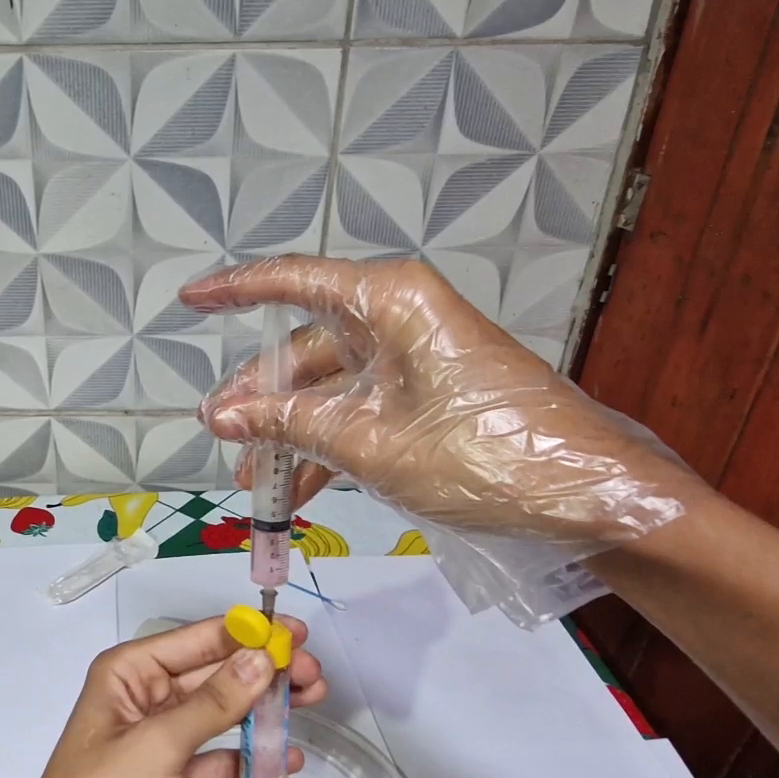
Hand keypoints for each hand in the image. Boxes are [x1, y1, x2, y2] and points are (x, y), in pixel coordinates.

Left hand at [5, 616, 327, 777]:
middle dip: (264, 672)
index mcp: (130, 672)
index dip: (250, 633)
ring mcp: (159, 738)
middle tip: (315, 677)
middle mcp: (145, 696)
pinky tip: (285, 760)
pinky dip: (248, 756)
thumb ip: (215, 701)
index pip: (199, 640)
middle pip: (215, 674)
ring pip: (221, 712)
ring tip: (312, 704)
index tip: (298, 634)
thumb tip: (264, 657)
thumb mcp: (159, 744)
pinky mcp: (170, 777)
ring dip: (263, 710)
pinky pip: (217, 755)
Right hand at [182, 255, 697, 542]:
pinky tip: (301, 489)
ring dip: (291, 432)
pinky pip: (362, 410)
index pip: (295, 281)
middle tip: (221, 437)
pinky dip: (329, 446)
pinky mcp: (430, 393)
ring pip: (331, 387)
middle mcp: (401, 318)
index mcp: (391, 303)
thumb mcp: (372, 443)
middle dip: (261, 396)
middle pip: (308, 347)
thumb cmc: (483, 455)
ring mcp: (417, 358)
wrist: (588, 496)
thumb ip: (290, 423)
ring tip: (255, 482)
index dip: (236, 289)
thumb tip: (220, 415)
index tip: (190, 301)